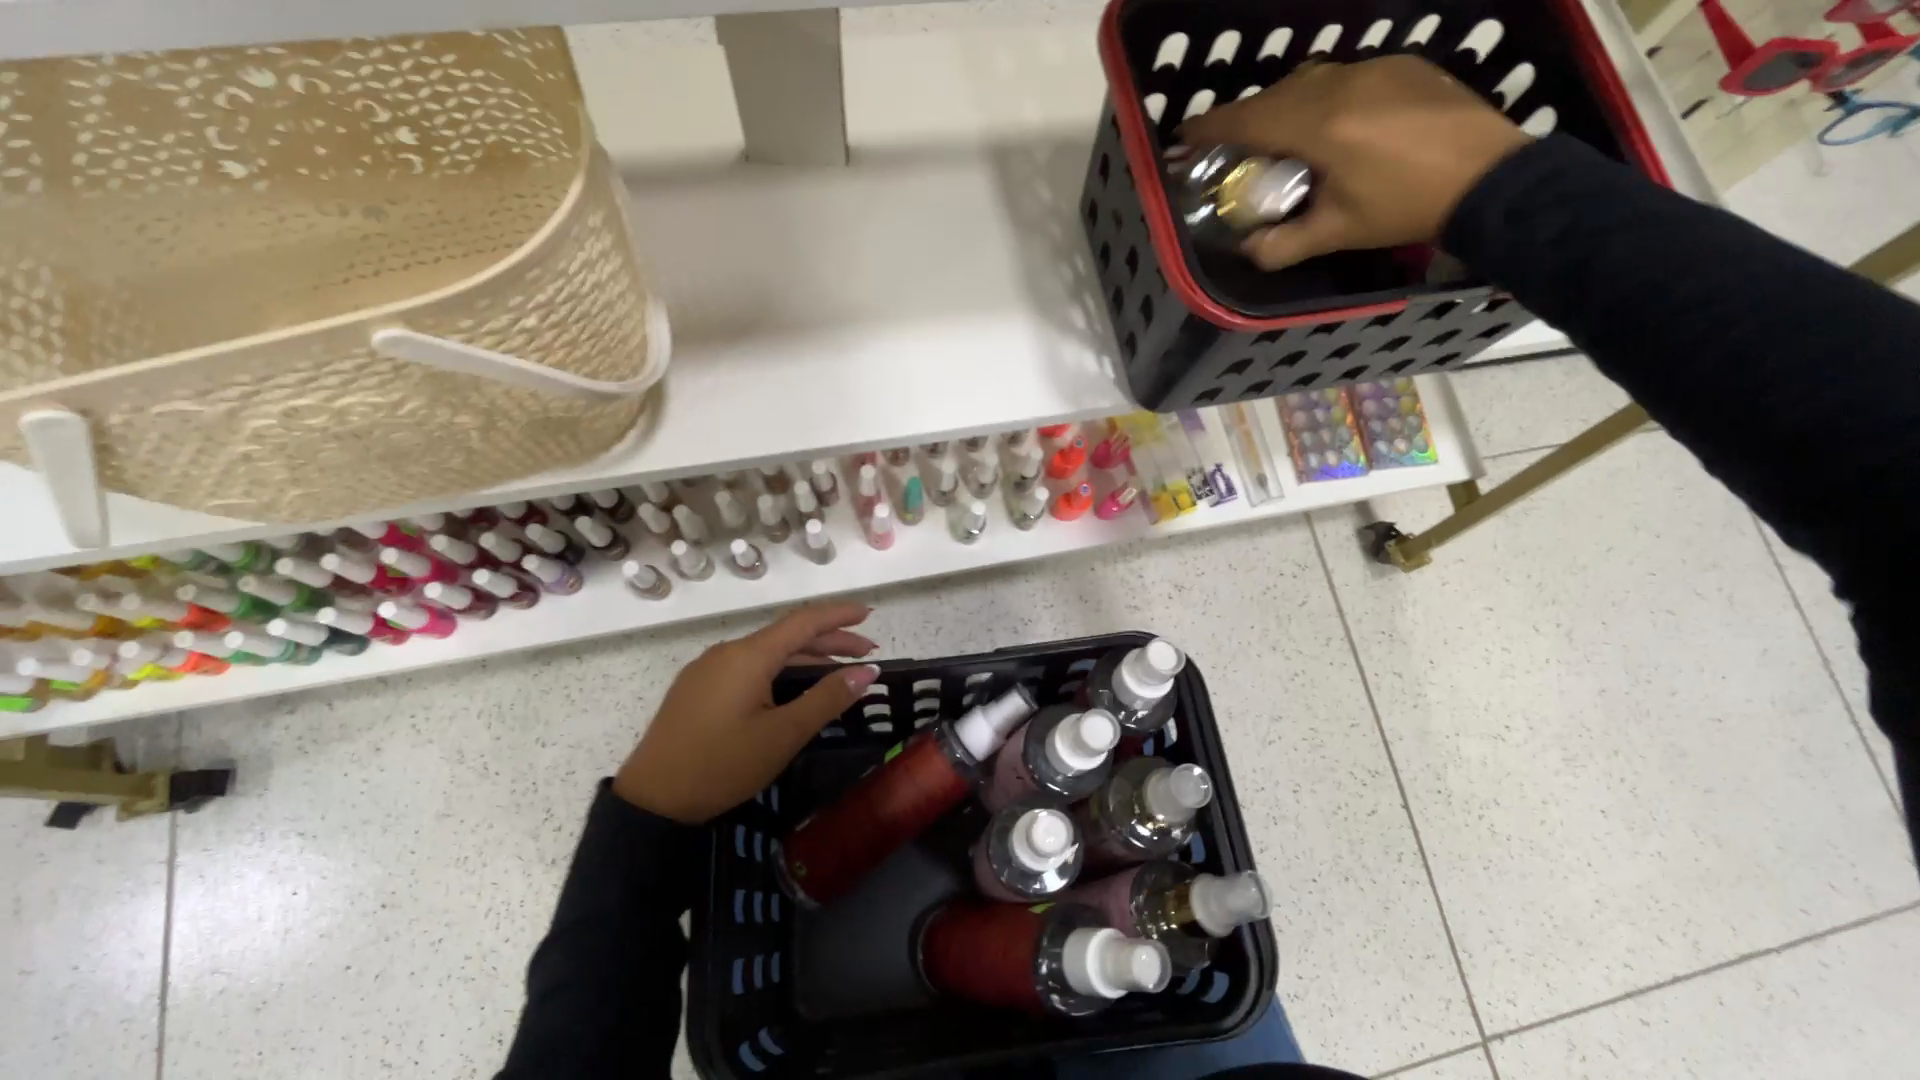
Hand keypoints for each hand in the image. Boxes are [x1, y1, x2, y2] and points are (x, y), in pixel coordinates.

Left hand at [613, 602, 882, 823]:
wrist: (653, 799)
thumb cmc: (723, 765)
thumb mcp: (783, 735)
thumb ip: (827, 698)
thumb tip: (867, 671)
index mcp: (749, 656)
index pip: (804, 621)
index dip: (839, 614)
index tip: (870, 614)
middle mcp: (727, 652)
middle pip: (786, 636)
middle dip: (829, 640)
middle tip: (866, 653)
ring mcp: (708, 669)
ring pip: (766, 653)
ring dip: (805, 658)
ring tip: (837, 673)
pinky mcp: (698, 689)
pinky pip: (748, 668)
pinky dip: (780, 671)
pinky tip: (793, 690)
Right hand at [1179, 55, 1530, 269]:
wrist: (1491, 180)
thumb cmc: (1407, 209)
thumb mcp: (1338, 232)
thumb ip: (1283, 244)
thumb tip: (1246, 249)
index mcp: (1319, 126)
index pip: (1247, 119)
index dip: (1210, 127)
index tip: (1184, 136)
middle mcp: (1341, 86)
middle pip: (1274, 95)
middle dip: (1245, 118)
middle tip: (1232, 146)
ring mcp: (1375, 69)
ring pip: (1310, 80)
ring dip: (1285, 105)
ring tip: (1282, 136)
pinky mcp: (1403, 66)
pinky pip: (1347, 76)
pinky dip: (1324, 97)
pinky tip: (1335, 125)